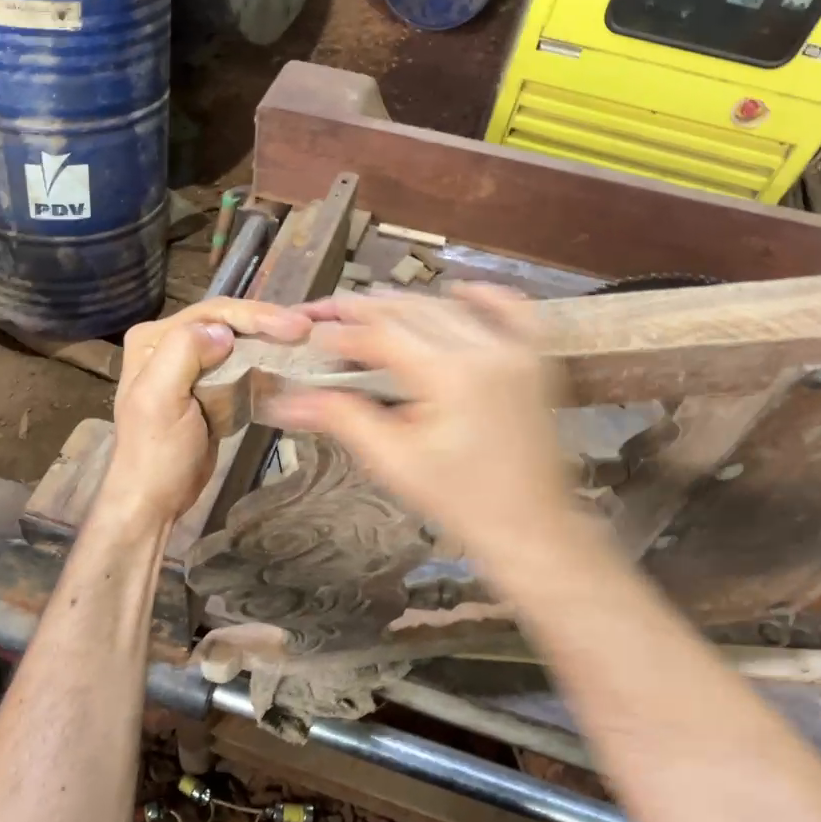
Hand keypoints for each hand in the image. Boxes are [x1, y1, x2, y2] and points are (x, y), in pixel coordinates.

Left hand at [99, 298, 310, 524]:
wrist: (154, 500)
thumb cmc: (156, 452)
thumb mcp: (160, 398)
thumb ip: (184, 353)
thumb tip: (224, 331)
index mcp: (152, 340)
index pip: (210, 313)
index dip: (254, 315)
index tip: (295, 327)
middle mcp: (168, 345)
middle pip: (225, 322)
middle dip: (266, 323)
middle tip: (306, 330)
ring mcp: (190, 368)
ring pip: (236, 342)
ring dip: (268, 340)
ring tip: (304, 341)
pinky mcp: (208, 390)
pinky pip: (239, 367)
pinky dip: (263, 363)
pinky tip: (287, 362)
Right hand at [270, 285, 590, 567]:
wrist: (532, 529)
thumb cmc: (461, 503)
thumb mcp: (394, 463)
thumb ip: (342, 419)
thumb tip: (286, 402)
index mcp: (449, 375)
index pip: (381, 334)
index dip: (341, 331)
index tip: (310, 332)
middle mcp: (485, 349)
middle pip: (412, 310)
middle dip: (366, 310)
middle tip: (328, 313)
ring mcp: (515, 352)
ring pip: (450, 308)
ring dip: (408, 304)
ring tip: (369, 309)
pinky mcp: (535, 362)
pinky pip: (512, 312)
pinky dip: (482, 298)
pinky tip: (458, 292)